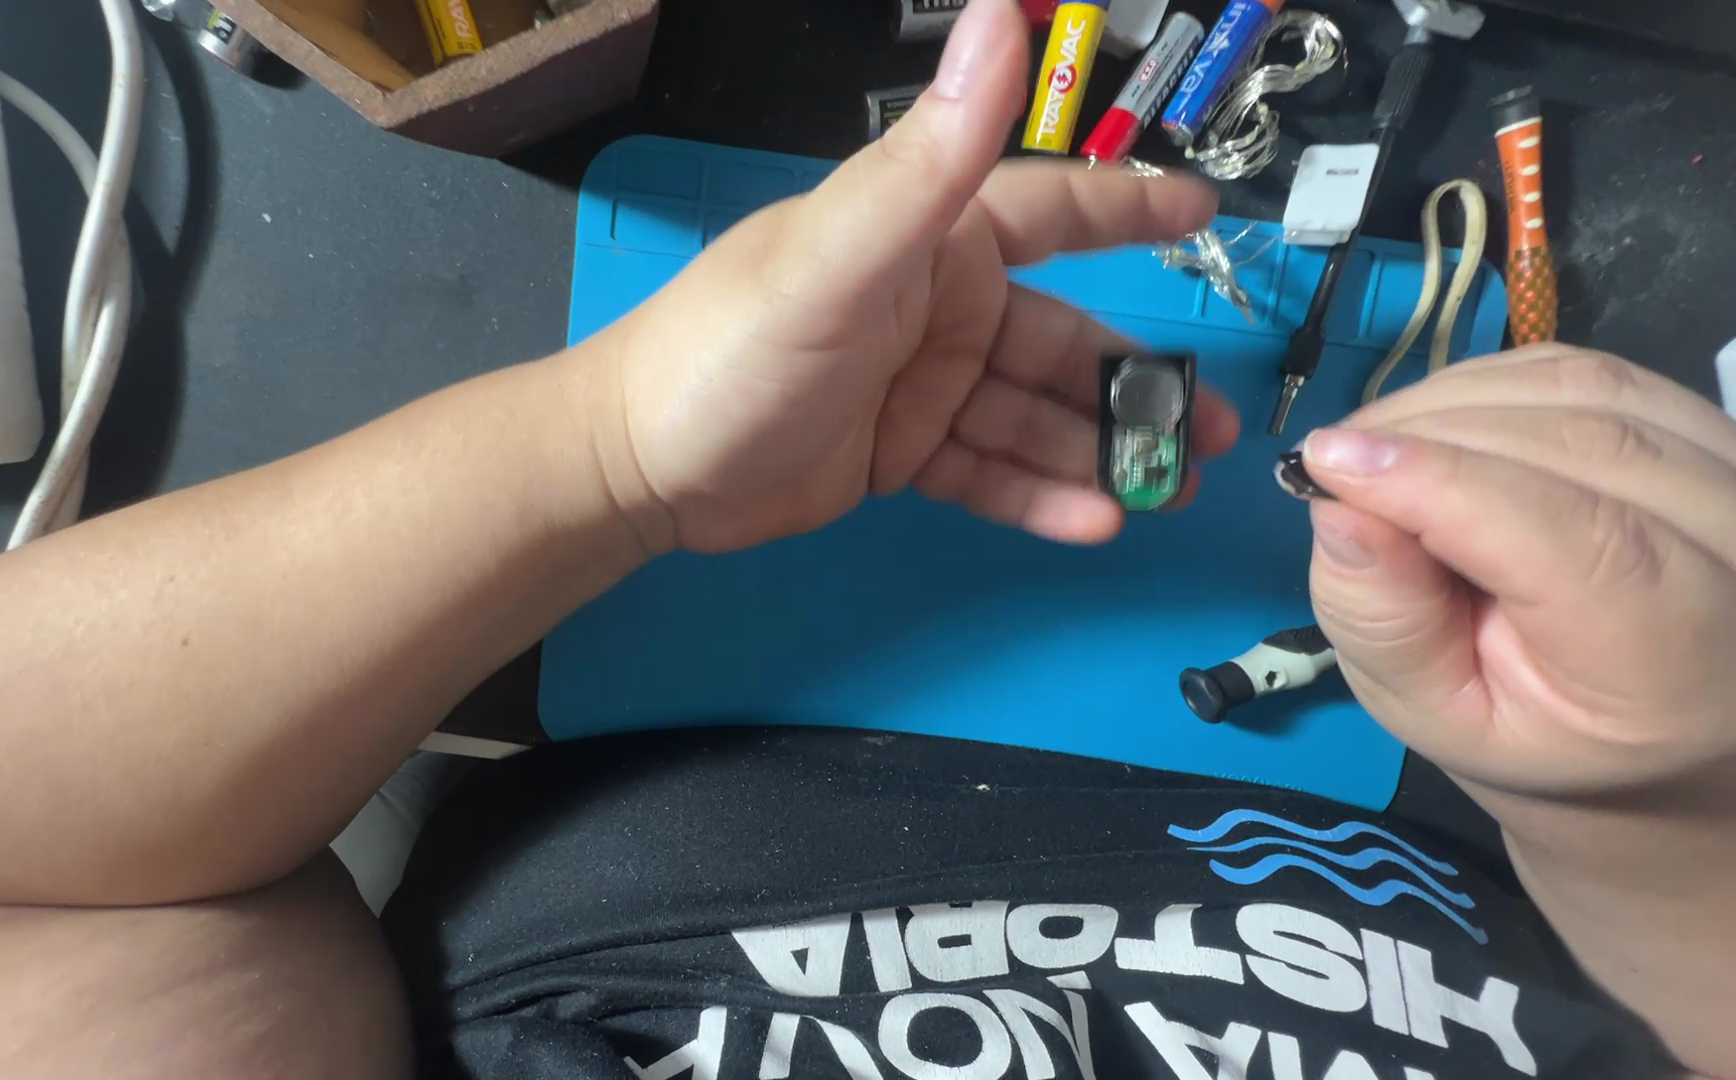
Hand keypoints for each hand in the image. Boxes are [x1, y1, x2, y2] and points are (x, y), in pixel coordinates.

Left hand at [583, 0, 1235, 554]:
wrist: (651, 463)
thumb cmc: (732, 352)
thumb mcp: (830, 261)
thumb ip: (920, 165)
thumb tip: (1000, 15)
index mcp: (930, 246)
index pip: (1049, 208)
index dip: (1127, 208)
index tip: (1203, 218)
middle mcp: (936, 310)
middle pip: (1058, 339)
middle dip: (1130, 383)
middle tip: (1204, 432)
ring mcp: (920, 388)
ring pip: (1029, 416)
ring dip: (1095, 451)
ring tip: (1163, 489)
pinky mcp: (900, 455)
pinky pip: (984, 472)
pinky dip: (1033, 495)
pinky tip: (1088, 520)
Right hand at [1301, 346, 1735, 811]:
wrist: (1628, 724)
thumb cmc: (1515, 726)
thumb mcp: (1423, 706)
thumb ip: (1381, 623)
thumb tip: (1336, 509)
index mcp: (1680, 665)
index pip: (1577, 542)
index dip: (1438, 486)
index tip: (1321, 462)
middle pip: (1578, 445)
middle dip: (1418, 437)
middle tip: (1326, 467)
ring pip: (1581, 390)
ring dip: (1439, 406)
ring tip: (1367, 455)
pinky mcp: (1706, 431)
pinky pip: (1582, 371)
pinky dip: (1477, 386)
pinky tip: (1425, 434)